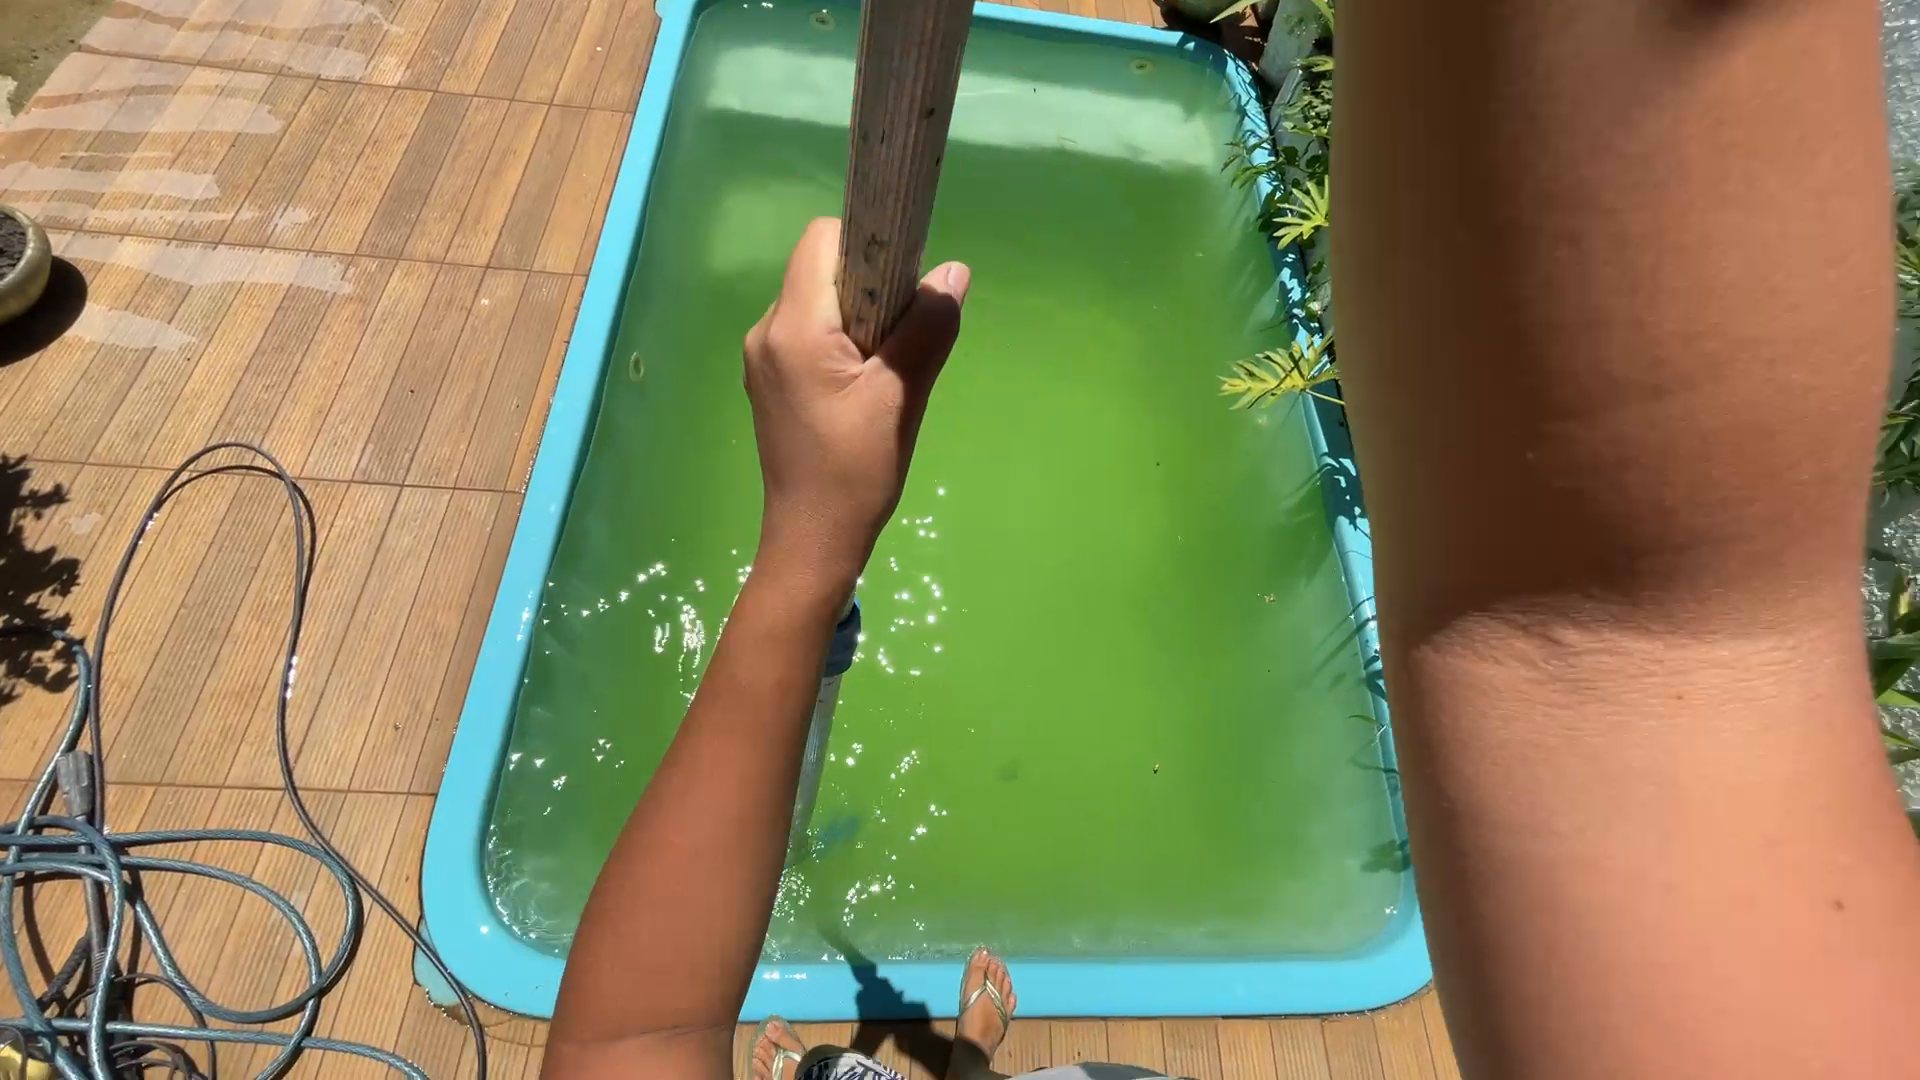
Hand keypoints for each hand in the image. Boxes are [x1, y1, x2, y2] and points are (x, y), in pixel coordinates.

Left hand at [743, 217, 969, 591]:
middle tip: (905, 337)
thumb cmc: (855, 472)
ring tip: (889, 371)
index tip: (906, 281)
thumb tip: (954, 273)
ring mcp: (764, 360)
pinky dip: (844, 346)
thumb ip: (927, 330)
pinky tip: (867, 389)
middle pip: (820, 271)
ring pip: (818, 306)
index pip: (824, 240)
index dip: (870, 244)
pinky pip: (810, 339)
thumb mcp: (900, 398)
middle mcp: (766, 332)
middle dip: (871, 288)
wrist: (813, 540)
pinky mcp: (773, 384)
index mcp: (792, 328)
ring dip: (860, 321)